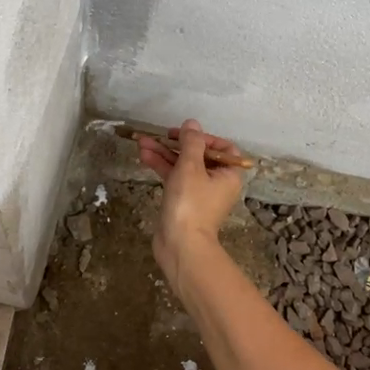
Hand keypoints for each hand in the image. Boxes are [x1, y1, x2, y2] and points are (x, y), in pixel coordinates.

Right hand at [137, 119, 245, 294]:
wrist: (181, 245)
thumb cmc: (191, 203)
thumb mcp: (191, 167)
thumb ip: (191, 142)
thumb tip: (191, 124)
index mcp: (228, 174)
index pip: (223, 148)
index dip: (204, 138)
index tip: (186, 135)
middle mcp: (216, 182)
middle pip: (198, 155)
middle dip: (175, 144)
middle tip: (158, 134)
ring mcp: (198, 193)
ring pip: (182, 166)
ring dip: (163, 153)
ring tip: (141, 142)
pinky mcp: (181, 201)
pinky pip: (173, 178)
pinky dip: (161, 167)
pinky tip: (144, 156)